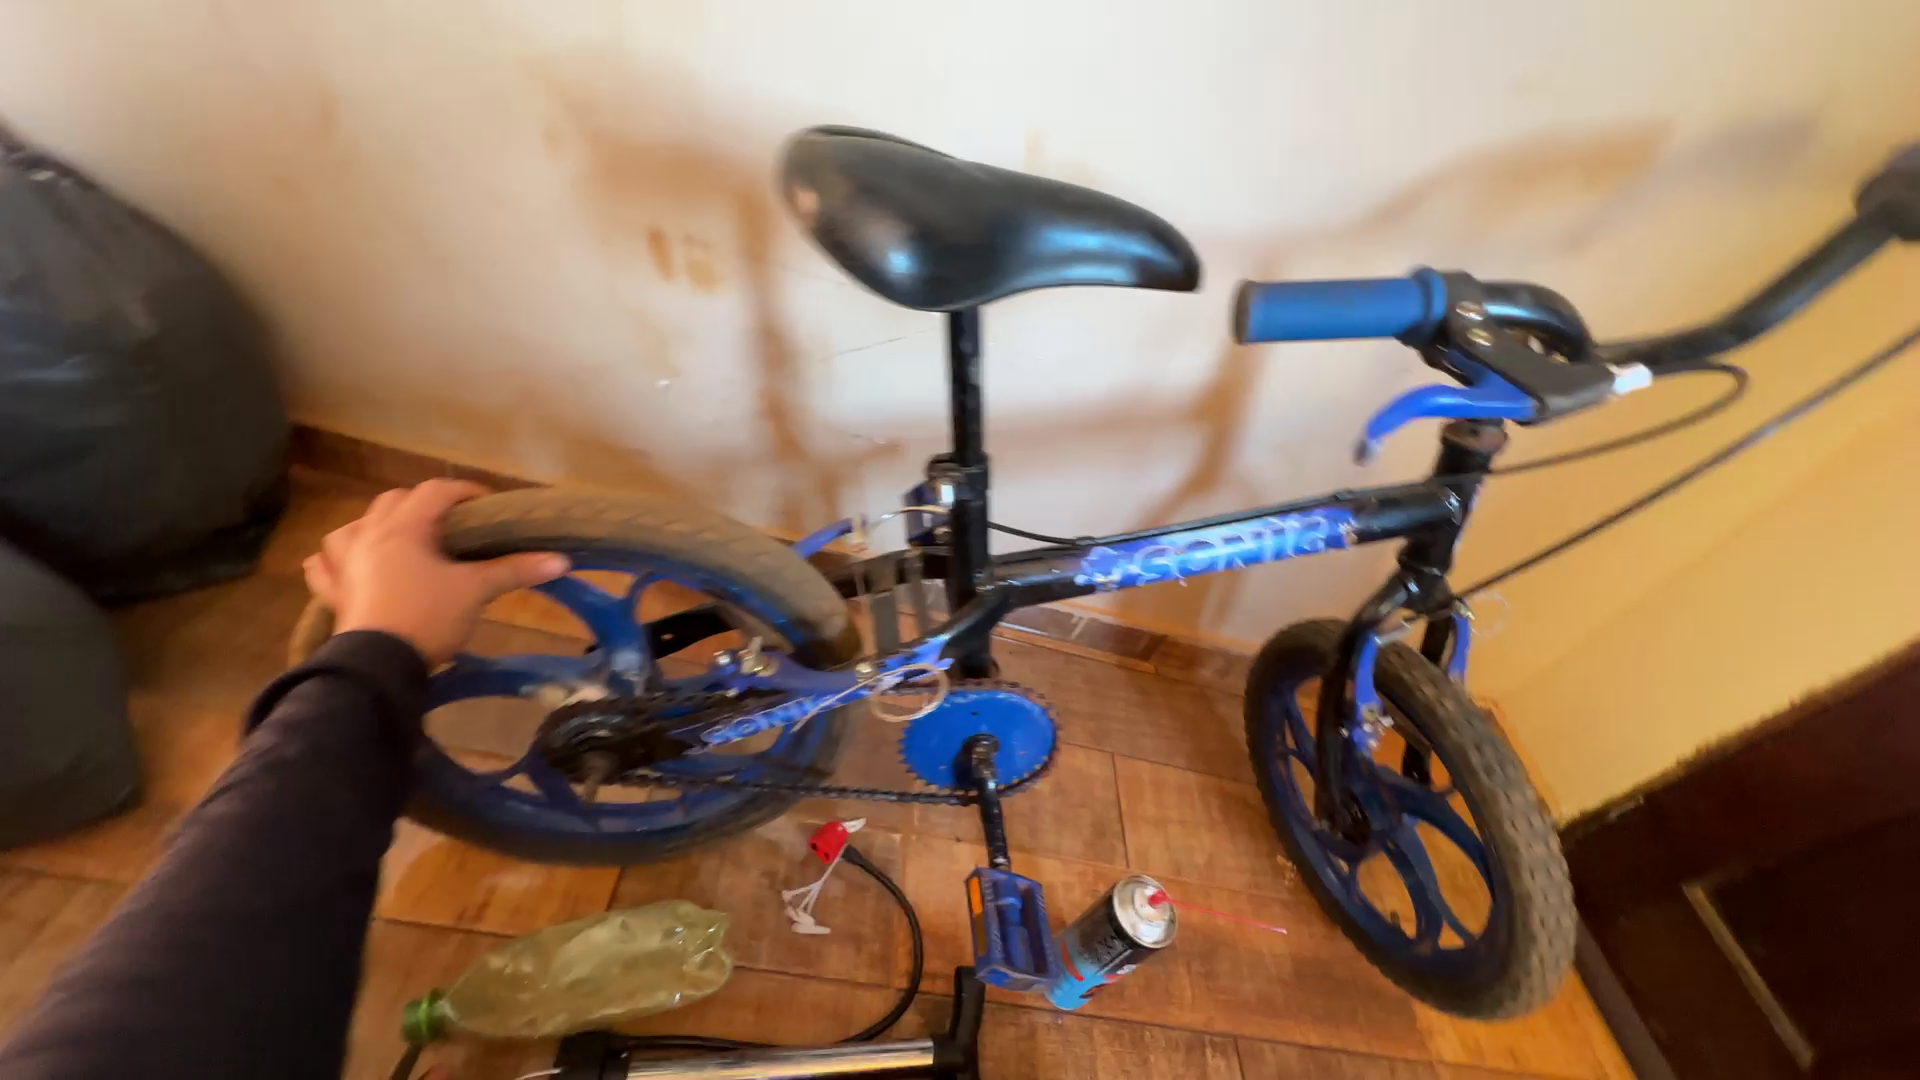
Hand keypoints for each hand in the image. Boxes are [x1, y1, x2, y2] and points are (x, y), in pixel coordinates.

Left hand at [303, 479, 569, 666]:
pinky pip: (325, 566)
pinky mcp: (334, 593)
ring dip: (375, 526)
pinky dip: (336, 560)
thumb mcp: (478, 590)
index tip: (491, 506)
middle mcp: (368, 536)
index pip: (436, 491)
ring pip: (352, 528)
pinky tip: (344, 563)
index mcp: (403, 528)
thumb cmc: (428, 616)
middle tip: (454, 523)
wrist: (377, 666)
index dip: (466, 491)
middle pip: (394, 501)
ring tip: (399, 538)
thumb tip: (562, 560)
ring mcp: (344, 564)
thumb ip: (517, 570)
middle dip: (424, 504)